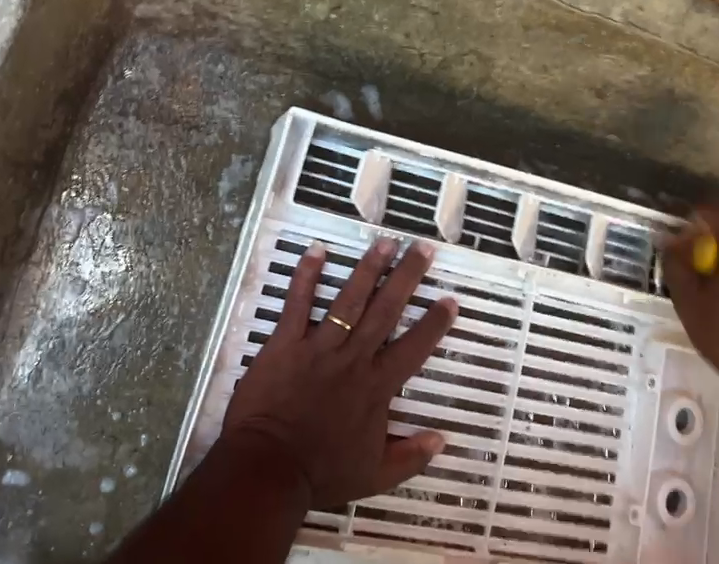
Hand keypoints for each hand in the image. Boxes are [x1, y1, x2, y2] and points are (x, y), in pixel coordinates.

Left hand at [221, 236, 458, 508]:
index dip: (433, 323)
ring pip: (349, 300)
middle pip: (385, 311)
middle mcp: (353, 359)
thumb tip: (443, 440)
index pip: (413, 348)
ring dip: (368, 268)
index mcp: (376, 388)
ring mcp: (319, 347)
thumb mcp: (374, 476)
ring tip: (385, 242)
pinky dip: (306, 276)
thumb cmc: (320, 473)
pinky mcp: (286, 343)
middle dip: (406, 277)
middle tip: (423, 248)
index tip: (449, 299)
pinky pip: (298, 304)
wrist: (268, 470)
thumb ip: (409, 457)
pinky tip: (316, 249)